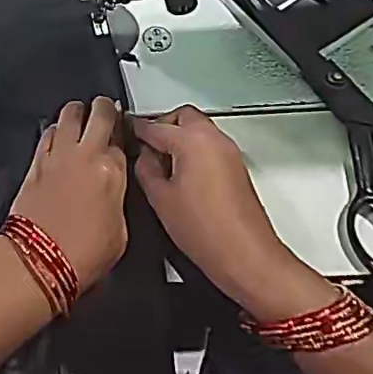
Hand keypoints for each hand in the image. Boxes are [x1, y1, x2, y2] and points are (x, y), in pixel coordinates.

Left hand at [9, 98, 129, 288]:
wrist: (40, 259)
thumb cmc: (82, 253)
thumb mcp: (120, 231)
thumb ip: (118, 200)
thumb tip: (112, 193)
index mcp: (112, 171)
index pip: (122, 140)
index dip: (123, 137)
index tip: (123, 136)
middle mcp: (85, 155)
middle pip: (99, 113)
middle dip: (104, 108)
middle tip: (105, 109)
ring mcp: (58, 155)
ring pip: (69, 114)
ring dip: (77, 113)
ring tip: (81, 116)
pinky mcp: (36, 162)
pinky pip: (48, 133)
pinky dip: (55, 130)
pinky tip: (58, 135)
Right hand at [133, 106, 327, 316]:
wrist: (245, 257)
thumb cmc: (210, 232)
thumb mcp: (159, 198)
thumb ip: (145, 168)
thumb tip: (143, 158)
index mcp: (192, 141)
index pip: (154, 125)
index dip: (135, 129)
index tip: (127, 131)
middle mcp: (214, 141)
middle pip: (181, 116)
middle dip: (161, 126)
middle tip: (145, 146)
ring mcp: (229, 153)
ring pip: (198, 129)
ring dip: (179, 138)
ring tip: (161, 164)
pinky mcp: (236, 168)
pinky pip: (209, 147)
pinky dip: (193, 152)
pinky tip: (180, 176)